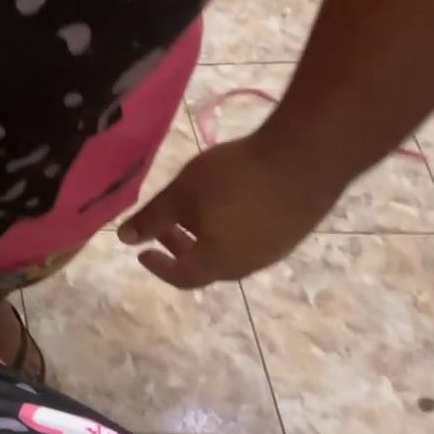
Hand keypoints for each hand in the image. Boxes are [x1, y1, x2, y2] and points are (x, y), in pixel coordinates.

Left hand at [118, 132, 342, 289]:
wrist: (309, 156)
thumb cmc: (233, 179)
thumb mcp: (179, 196)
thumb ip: (150, 220)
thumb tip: (124, 239)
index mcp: (219, 263)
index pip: (183, 277)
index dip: (159, 267)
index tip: (141, 252)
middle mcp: (251, 263)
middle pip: (207, 266)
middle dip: (180, 248)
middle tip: (162, 227)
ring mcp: (279, 247)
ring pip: (232, 251)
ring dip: (205, 237)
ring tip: (191, 210)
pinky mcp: (297, 228)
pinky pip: (254, 237)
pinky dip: (230, 228)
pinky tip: (227, 201)